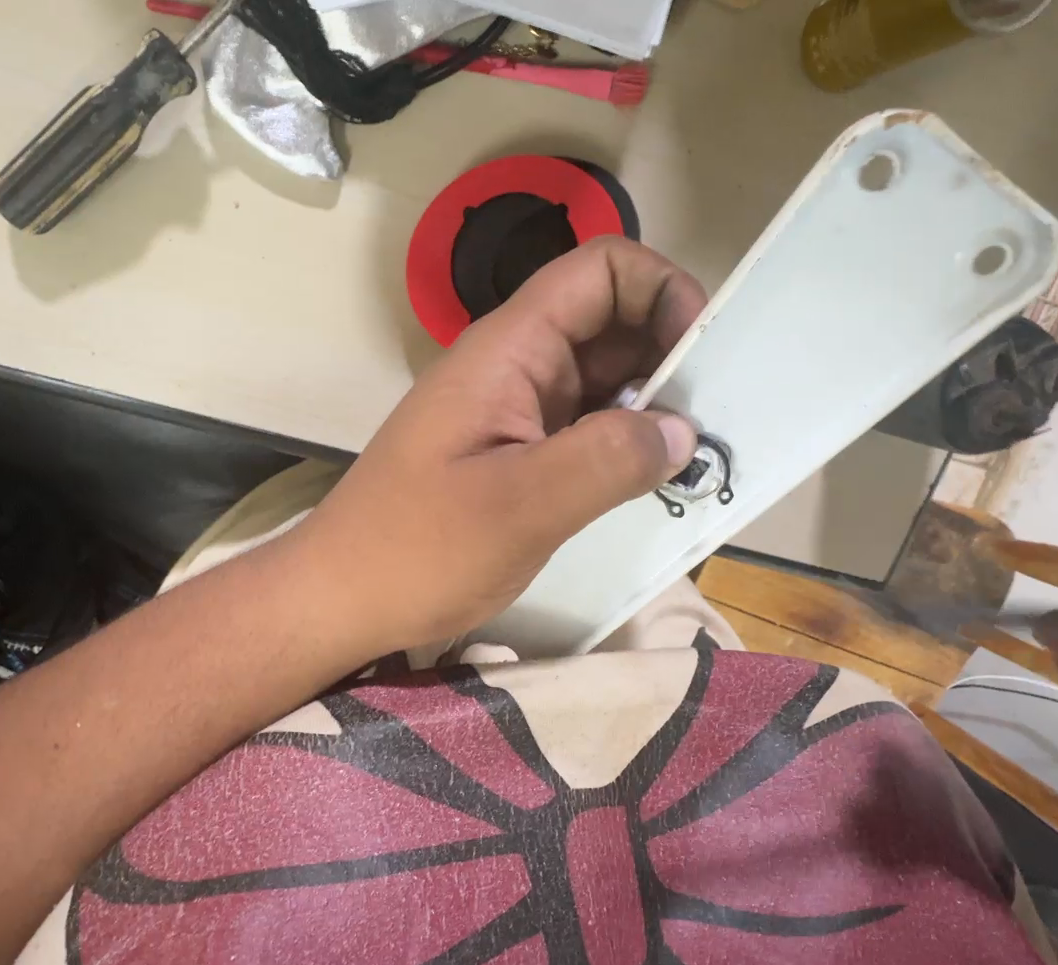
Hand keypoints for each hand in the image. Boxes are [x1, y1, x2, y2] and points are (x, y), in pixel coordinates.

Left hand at [281, 236, 705, 655]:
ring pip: (602, 382)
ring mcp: (514, 415)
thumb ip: (608, 460)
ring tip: (699, 457)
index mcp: (509, 352)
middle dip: (672, 357)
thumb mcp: (520, 506)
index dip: (662, 290)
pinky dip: (625, 448)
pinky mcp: (514, 460)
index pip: (600, 272)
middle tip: (716, 422)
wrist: (341, 600)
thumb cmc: (417, 550)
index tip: (704, 356)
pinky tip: (654, 484)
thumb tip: (683, 431)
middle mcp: (515, 369)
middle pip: (610, 324)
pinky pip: (584, 432)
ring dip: (653, 409)